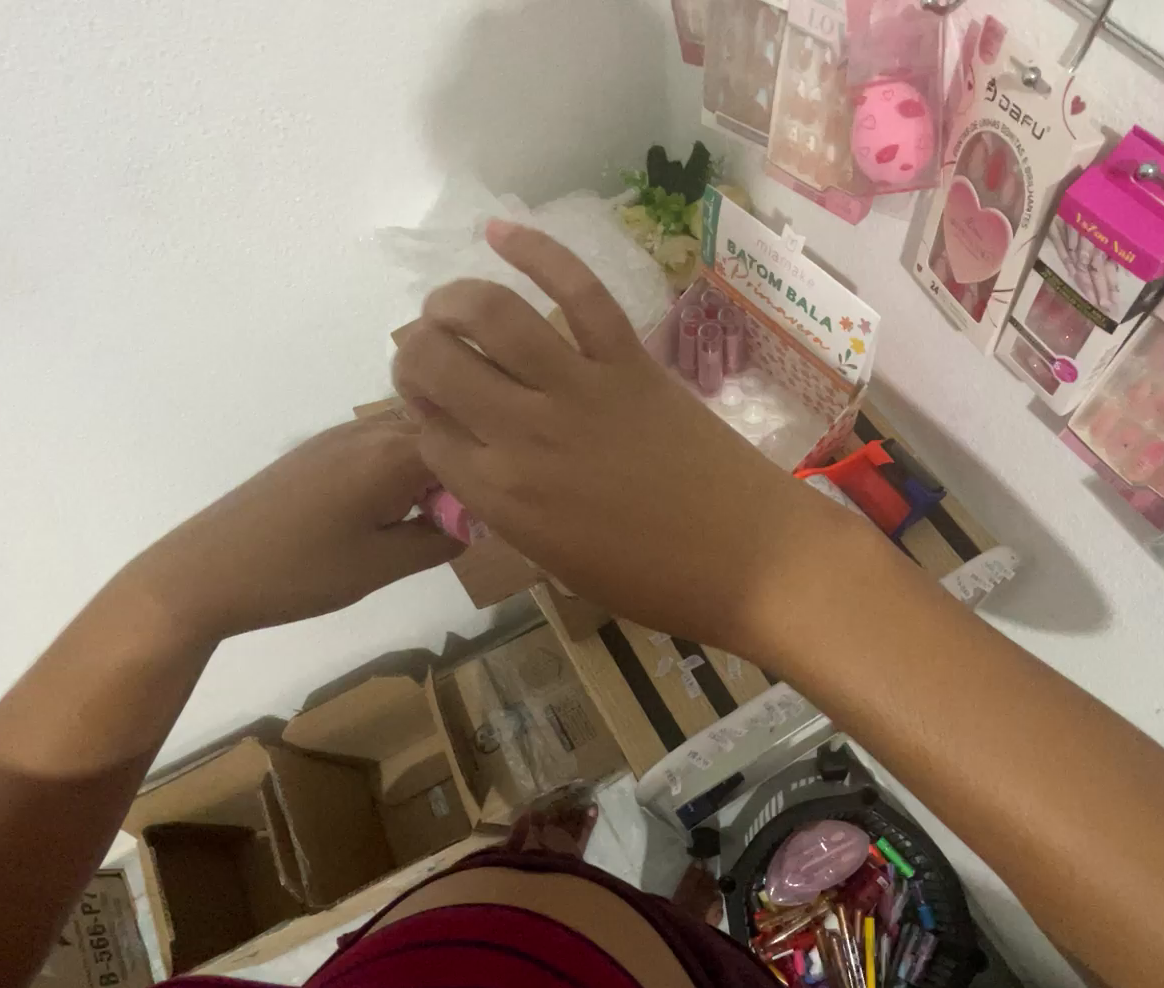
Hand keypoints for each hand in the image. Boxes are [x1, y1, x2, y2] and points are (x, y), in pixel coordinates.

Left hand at [118, 418, 462, 640]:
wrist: (202, 573)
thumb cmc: (300, 572)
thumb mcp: (384, 566)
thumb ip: (441, 540)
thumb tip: (476, 523)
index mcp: (392, 454)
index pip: (469, 445)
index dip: (489, 479)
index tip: (493, 518)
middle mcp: (370, 430)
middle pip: (442, 433)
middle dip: (464, 469)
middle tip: (463, 522)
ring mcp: (340, 436)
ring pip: (412, 437)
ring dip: (432, 469)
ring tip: (429, 518)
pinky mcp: (319, 451)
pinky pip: (381, 446)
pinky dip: (401, 470)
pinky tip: (389, 510)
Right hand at [391, 219, 878, 661]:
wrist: (749, 559)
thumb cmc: (655, 580)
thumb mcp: (560, 561)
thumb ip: (513, 508)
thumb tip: (487, 464)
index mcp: (502, 497)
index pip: (428, 435)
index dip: (421, 416)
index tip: (435, 414)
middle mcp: (524, 434)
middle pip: (437, 365)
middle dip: (415, 354)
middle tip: (429, 356)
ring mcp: (579, 388)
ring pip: (492, 316)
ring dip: (452, 301)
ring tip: (445, 306)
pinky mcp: (629, 359)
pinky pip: (578, 291)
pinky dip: (538, 252)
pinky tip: (501, 232)